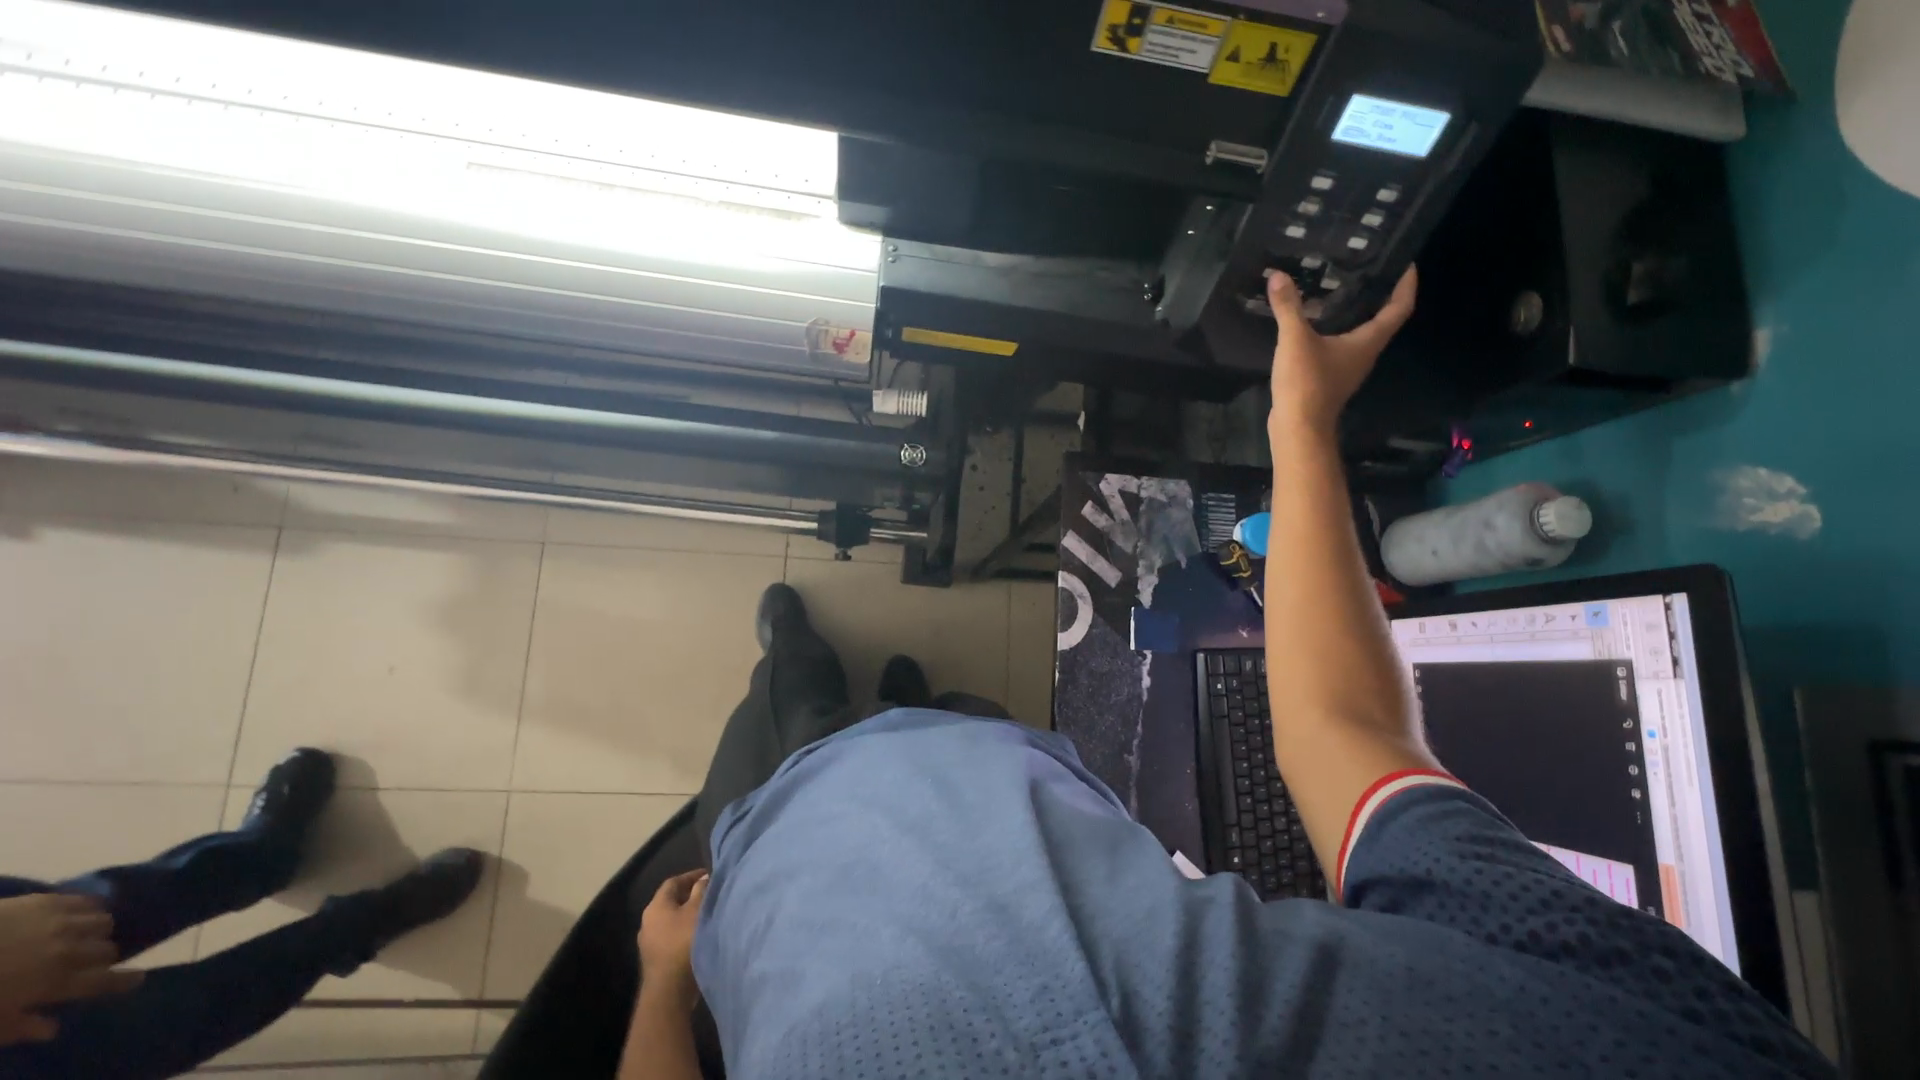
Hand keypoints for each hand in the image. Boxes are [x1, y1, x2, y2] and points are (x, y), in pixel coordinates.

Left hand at [0, 893, 142, 1045]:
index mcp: (55, 983)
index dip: (124, 980)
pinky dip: (89, 909)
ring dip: (97, 932)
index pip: (105, 981)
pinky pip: (88, 901)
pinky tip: (78, 915)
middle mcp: (70, 950)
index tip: (138, 978)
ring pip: (105, 922)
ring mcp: (63, 923)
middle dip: (102, 958)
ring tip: (84, 937)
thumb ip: (20, 1027)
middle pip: (108, 950)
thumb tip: (52, 1031)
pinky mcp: (51, 901)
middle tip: (89, 963)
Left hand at [637, 870, 707, 1012]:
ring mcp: (649, 942)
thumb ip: (701, 891)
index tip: (709, 875)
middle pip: (670, 901)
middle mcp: (648, 921)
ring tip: (707, 914)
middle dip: (690, 895)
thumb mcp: (697, 911)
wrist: (669, 988)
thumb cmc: (683, 942)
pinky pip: (671, 936)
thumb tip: (703, 878)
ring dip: (687, 915)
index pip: (673, 882)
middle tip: (710, 893)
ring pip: (671, 920)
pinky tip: (698, 935)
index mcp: (656, 906)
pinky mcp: (656, 958)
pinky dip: (684, 931)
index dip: (691, 876)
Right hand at [1266, 264, 1417, 436]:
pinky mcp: (1330, 377)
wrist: (1297, 427)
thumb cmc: (1306, 383)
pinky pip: (1339, 345)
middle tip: (1368, 269)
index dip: (1407, 284)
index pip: (1400, 307)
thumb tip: (1278, 275)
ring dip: (1355, 312)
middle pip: (1382, 319)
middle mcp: (1365, 353)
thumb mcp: (1295, 340)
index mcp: (1368, 341)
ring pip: (1359, 333)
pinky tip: (1315, 320)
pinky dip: (1334, 329)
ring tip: (1340, 289)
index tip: (1406, 263)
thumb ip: (1289, 307)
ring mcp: (1348, 367)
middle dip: (1380, 294)